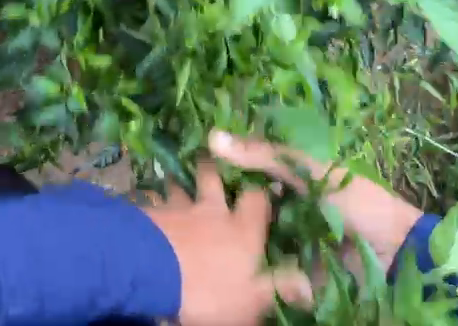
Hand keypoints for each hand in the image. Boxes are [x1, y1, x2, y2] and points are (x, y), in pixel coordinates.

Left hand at [140, 150, 313, 325]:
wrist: (153, 270)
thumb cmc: (209, 289)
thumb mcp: (252, 298)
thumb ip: (279, 286)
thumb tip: (309, 282)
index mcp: (240, 230)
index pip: (256, 201)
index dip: (260, 192)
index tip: (262, 184)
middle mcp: (210, 211)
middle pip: (211, 178)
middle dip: (211, 168)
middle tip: (210, 159)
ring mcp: (177, 208)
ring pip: (178, 186)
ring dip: (177, 183)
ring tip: (174, 174)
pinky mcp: (149, 212)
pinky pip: (151, 199)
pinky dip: (151, 200)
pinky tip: (148, 199)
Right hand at [206, 129, 424, 277]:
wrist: (398, 255)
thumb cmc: (355, 200)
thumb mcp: (307, 170)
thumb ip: (262, 155)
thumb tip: (211, 137)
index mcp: (289, 177)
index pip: (247, 170)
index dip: (222, 169)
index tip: (192, 166)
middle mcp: (286, 206)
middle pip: (246, 205)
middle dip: (223, 207)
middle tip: (192, 207)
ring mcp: (291, 241)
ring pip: (253, 237)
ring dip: (235, 239)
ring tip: (203, 237)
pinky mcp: (297, 274)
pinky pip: (269, 269)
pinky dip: (255, 267)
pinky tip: (228, 263)